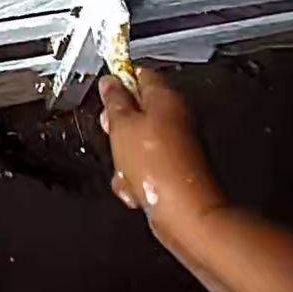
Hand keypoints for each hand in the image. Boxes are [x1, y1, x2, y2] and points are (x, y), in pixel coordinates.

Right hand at [98, 70, 226, 234]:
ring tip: (123, 167)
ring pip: (136, 140)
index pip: (140, 74)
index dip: (119, 81)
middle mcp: (176, 119)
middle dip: (117, 122)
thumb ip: (113, 99)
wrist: (188, 217)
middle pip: (136, 108)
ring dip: (122, 153)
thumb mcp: (121, 124)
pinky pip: (145, 165)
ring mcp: (177, 147)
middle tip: (111, 130)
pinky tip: (132, 187)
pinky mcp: (175, 173)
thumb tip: (110, 82)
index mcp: (166, 100)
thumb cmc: (156, 165)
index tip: (105, 92)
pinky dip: (134, 175)